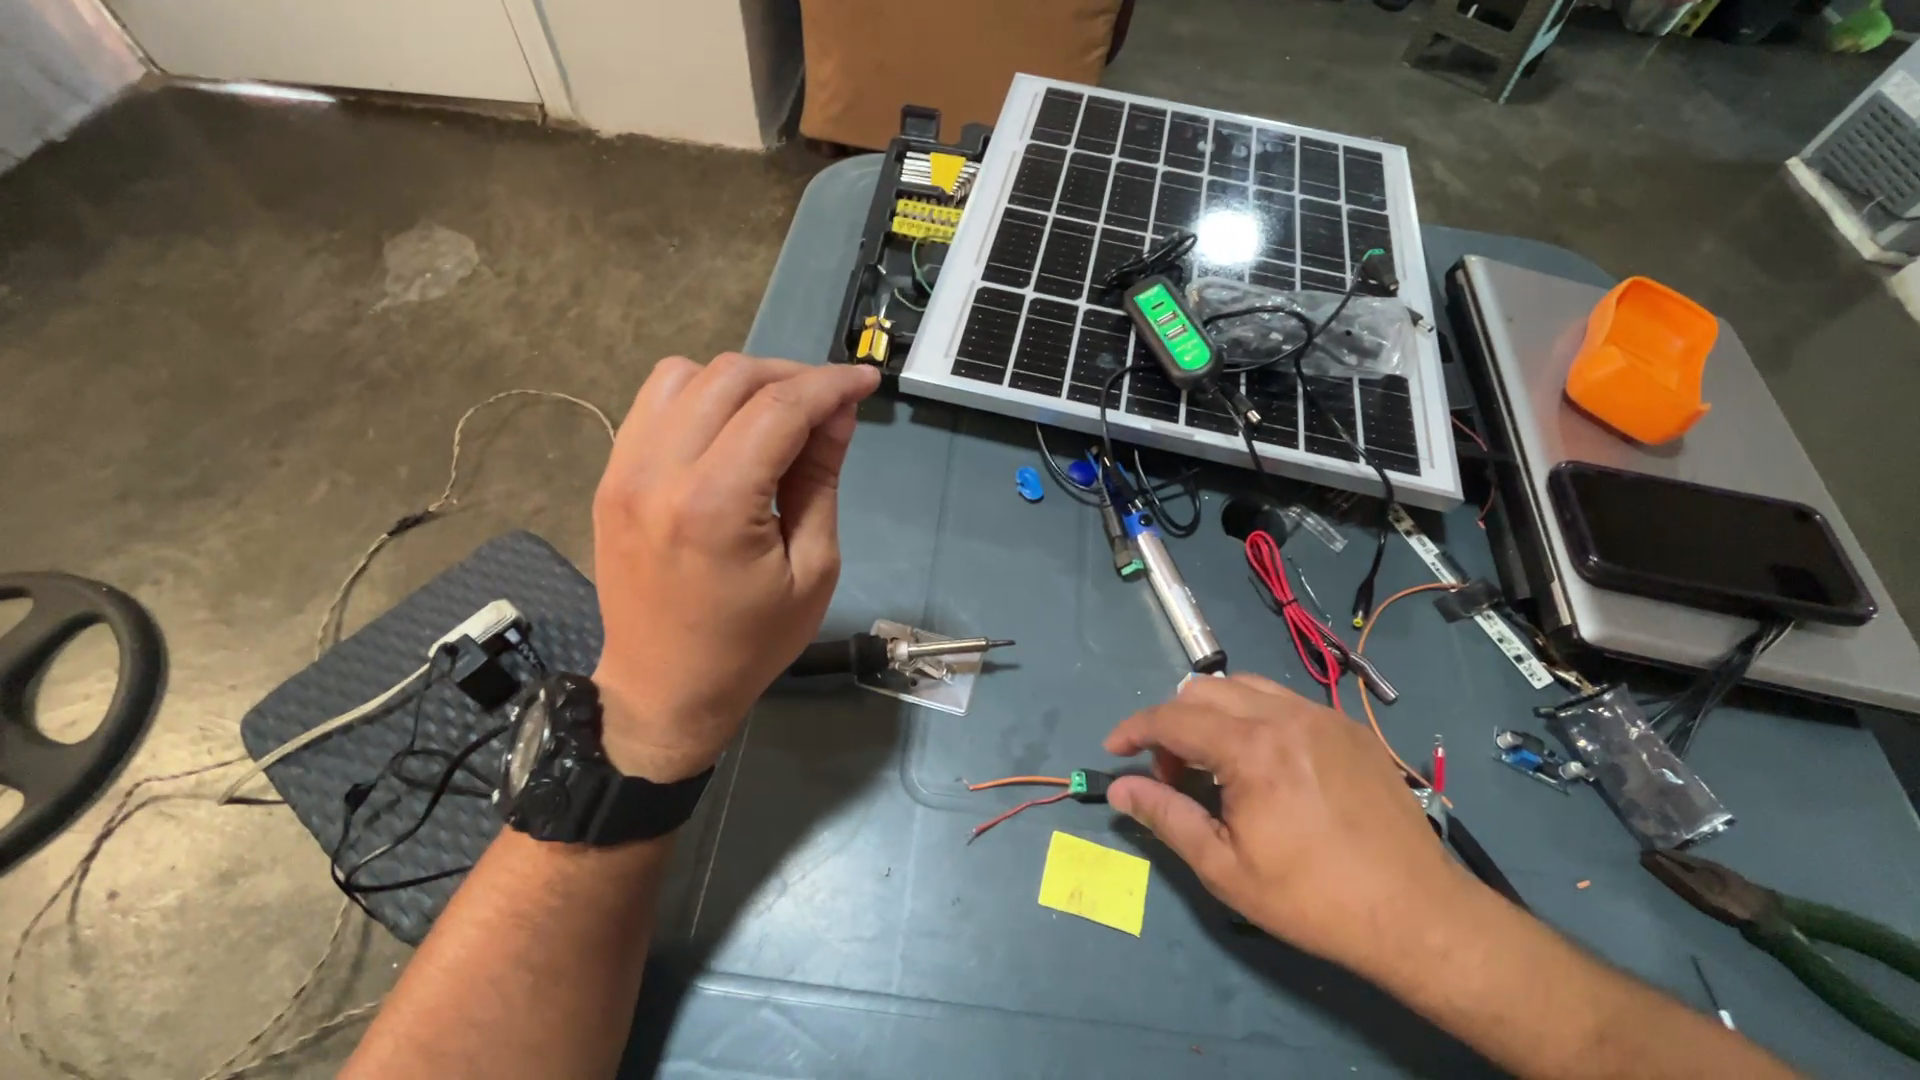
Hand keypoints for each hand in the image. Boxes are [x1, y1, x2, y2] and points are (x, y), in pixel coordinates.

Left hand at [591, 354, 880, 781]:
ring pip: (684, 375)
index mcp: (716, 505)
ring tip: (778, 412)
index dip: (829, 384)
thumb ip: (821, 480)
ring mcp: (624, 470)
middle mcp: (659, 472)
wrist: (663, 689)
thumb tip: (838, 413)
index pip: (779, 408)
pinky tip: (728, 428)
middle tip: (829, 403)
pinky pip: (653, 403)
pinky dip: (698, 396)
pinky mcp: (611, 477)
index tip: (865, 382)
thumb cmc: (749, 644)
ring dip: (741, 380)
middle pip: (730, 377)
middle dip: (791, 376)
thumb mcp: (812, 570)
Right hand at [1103, 674, 1468, 972]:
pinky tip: (1264, 765)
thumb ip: (1166, 816)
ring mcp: (1323, 717)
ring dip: (1213, 714)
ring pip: (1245, 687)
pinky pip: (1285, 702)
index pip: (1173, 718)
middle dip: (1173, 724)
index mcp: (1252, 749)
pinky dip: (1254, 717)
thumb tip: (1120, 787)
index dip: (1134, 729)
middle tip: (1172, 774)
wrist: (1417, 914)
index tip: (1114, 750)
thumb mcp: (1225, 867)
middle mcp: (1286, 716)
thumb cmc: (1312, 899)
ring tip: (1216, 765)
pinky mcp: (1350, 729)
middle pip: (1204, 690)